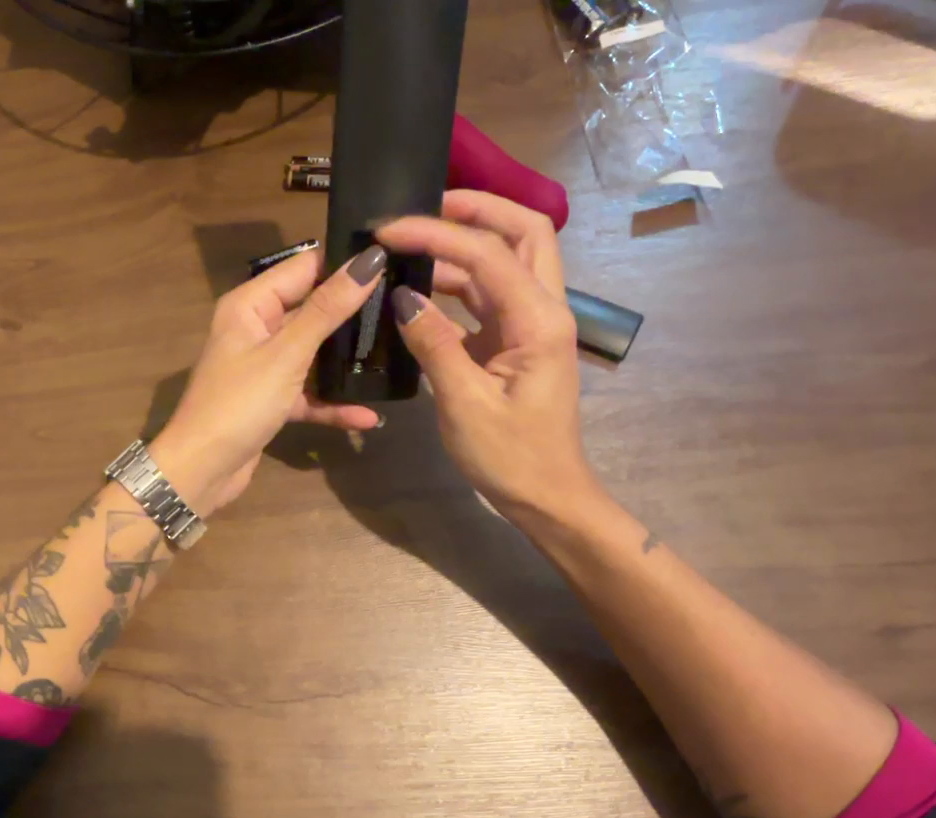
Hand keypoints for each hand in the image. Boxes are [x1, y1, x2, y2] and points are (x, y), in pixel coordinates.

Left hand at [149, 246, 388, 515]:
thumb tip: (369, 260)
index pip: (304, 267)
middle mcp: (256, 329)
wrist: (202, 470)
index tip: (394, 262)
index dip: (344, 263)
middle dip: (354, 312)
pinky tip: (368, 416)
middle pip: (312, 309)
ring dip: (348, 361)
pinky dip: (333, 404)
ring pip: (314, 354)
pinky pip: (309, 394)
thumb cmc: (239, 403)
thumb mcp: (287, 353)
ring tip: (398, 352)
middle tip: (405, 308)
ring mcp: (264, 367)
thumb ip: (327, 309)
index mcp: (250, 305)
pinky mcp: (271, 401)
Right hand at [376, 191, 601, 523]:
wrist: (545, 494)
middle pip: (525, 232)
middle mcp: (544, 310)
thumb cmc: (510, 456)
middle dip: (478, 210)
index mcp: (539, 322)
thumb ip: (434, 344)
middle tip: (425, 205)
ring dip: (465, 244)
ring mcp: (531, 324)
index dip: (438, 234)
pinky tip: (421, 286)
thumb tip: (402, 297)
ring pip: (508, 260)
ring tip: (412, 241)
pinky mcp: (514, 341)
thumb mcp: (463, 404)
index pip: (490, 254)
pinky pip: (489, 295)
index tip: (390, 230)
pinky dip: (458, 281)